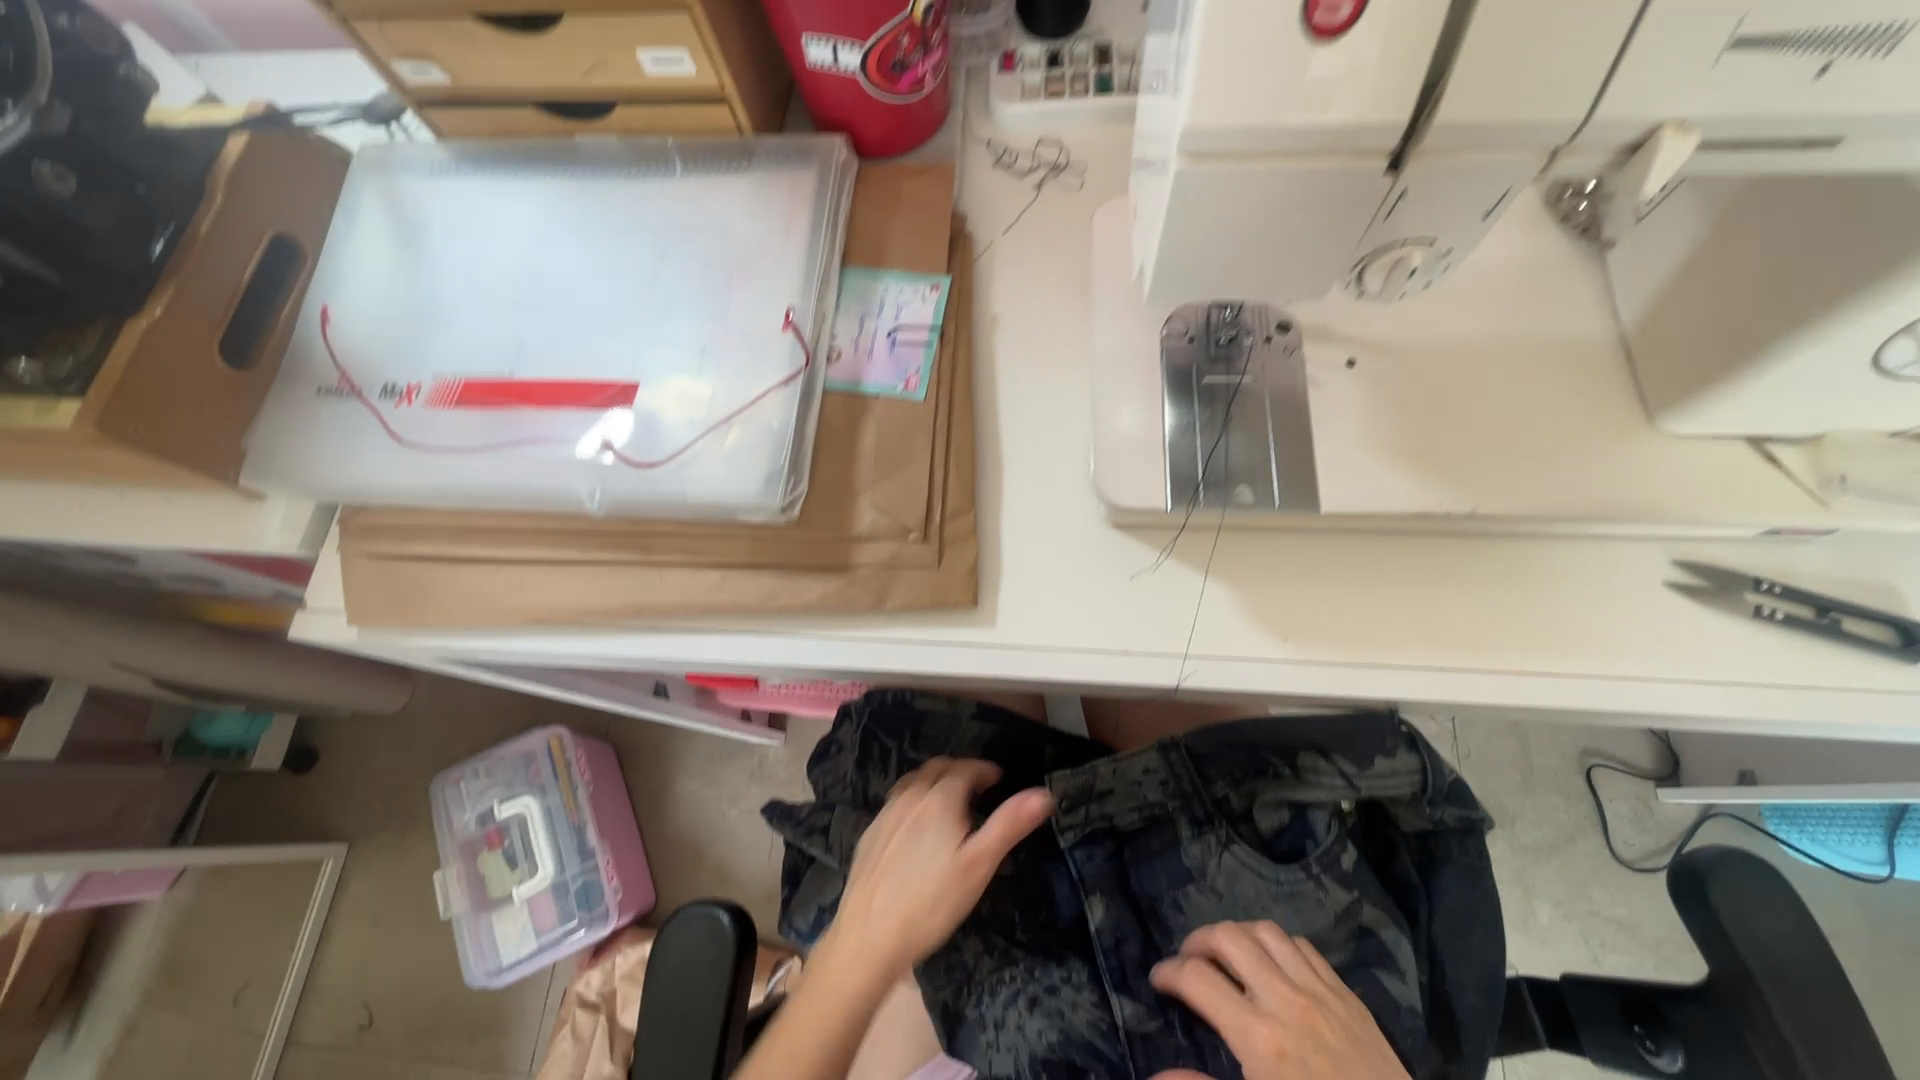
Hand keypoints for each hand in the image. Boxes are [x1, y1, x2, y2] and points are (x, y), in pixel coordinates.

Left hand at [819, 757, 1053, 979]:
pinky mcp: (870, 835)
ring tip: (950, 803)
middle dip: (960, 771)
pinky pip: (896, 803)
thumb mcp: (979, 864)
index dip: (984, 770)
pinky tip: (918, 829)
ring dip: (934, 783)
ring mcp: (885, 815)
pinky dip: (914, 801)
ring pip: (913, 783)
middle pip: (936, 769)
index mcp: (939, 799)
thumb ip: (1009, 825)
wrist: (869, 936)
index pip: (964, 769)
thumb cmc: (932, 902)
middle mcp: (909, 798)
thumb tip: (1043, 794)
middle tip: (978, 788)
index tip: (998, 779)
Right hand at [1149, 921, 1411, 1079]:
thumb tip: (1155, 1074)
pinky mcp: (1347, 995)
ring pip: (1266, 931)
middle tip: (1187, 961)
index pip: (1197, 978)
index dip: (1168, 972)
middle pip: (1228, 938)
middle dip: (1197, 942)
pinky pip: (1304, 946)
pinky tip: (1272, 964)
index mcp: (1258, 1037)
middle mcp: (1285, 1000)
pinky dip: (1277, 945)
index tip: (1157, 979)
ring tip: (1225, 954)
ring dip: (1237, 936)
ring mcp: (1320, 992)